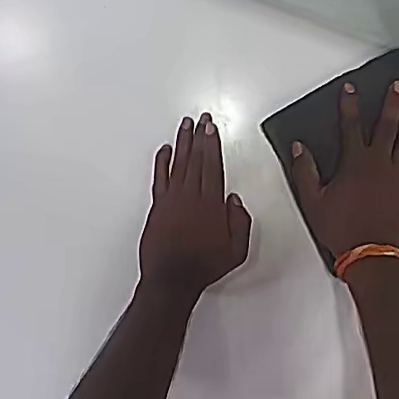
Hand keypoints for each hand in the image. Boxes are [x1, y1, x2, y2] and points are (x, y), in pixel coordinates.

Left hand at [139, 114, 252, 298]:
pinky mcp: (158, 206)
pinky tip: (165, 149)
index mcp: (212, 205)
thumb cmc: (201, 266)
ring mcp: (173, 199)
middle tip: (202, 120)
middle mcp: (192, 197)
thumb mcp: (236, 251)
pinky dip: (162, 161)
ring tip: (186, 125)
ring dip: (183, 142)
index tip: (212, 129)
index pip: (213, 165)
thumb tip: (235, 202)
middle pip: (197, 159)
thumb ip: (240, 223)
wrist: (171, 278)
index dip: (213, 144)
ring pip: (179, 162)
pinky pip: (160, 177)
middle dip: (201, 136)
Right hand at [289, 80, 398, 258]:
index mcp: (354, 163)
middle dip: (391, 104)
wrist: (368, 252)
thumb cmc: (341, 228)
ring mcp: (397, 176)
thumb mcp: (313, 200)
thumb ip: (305, 172)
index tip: (350, 90)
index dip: (349, 105)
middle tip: (396, 87)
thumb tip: (299, 150)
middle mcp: (379, 164)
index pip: (351, 126)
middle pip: (387, 126)